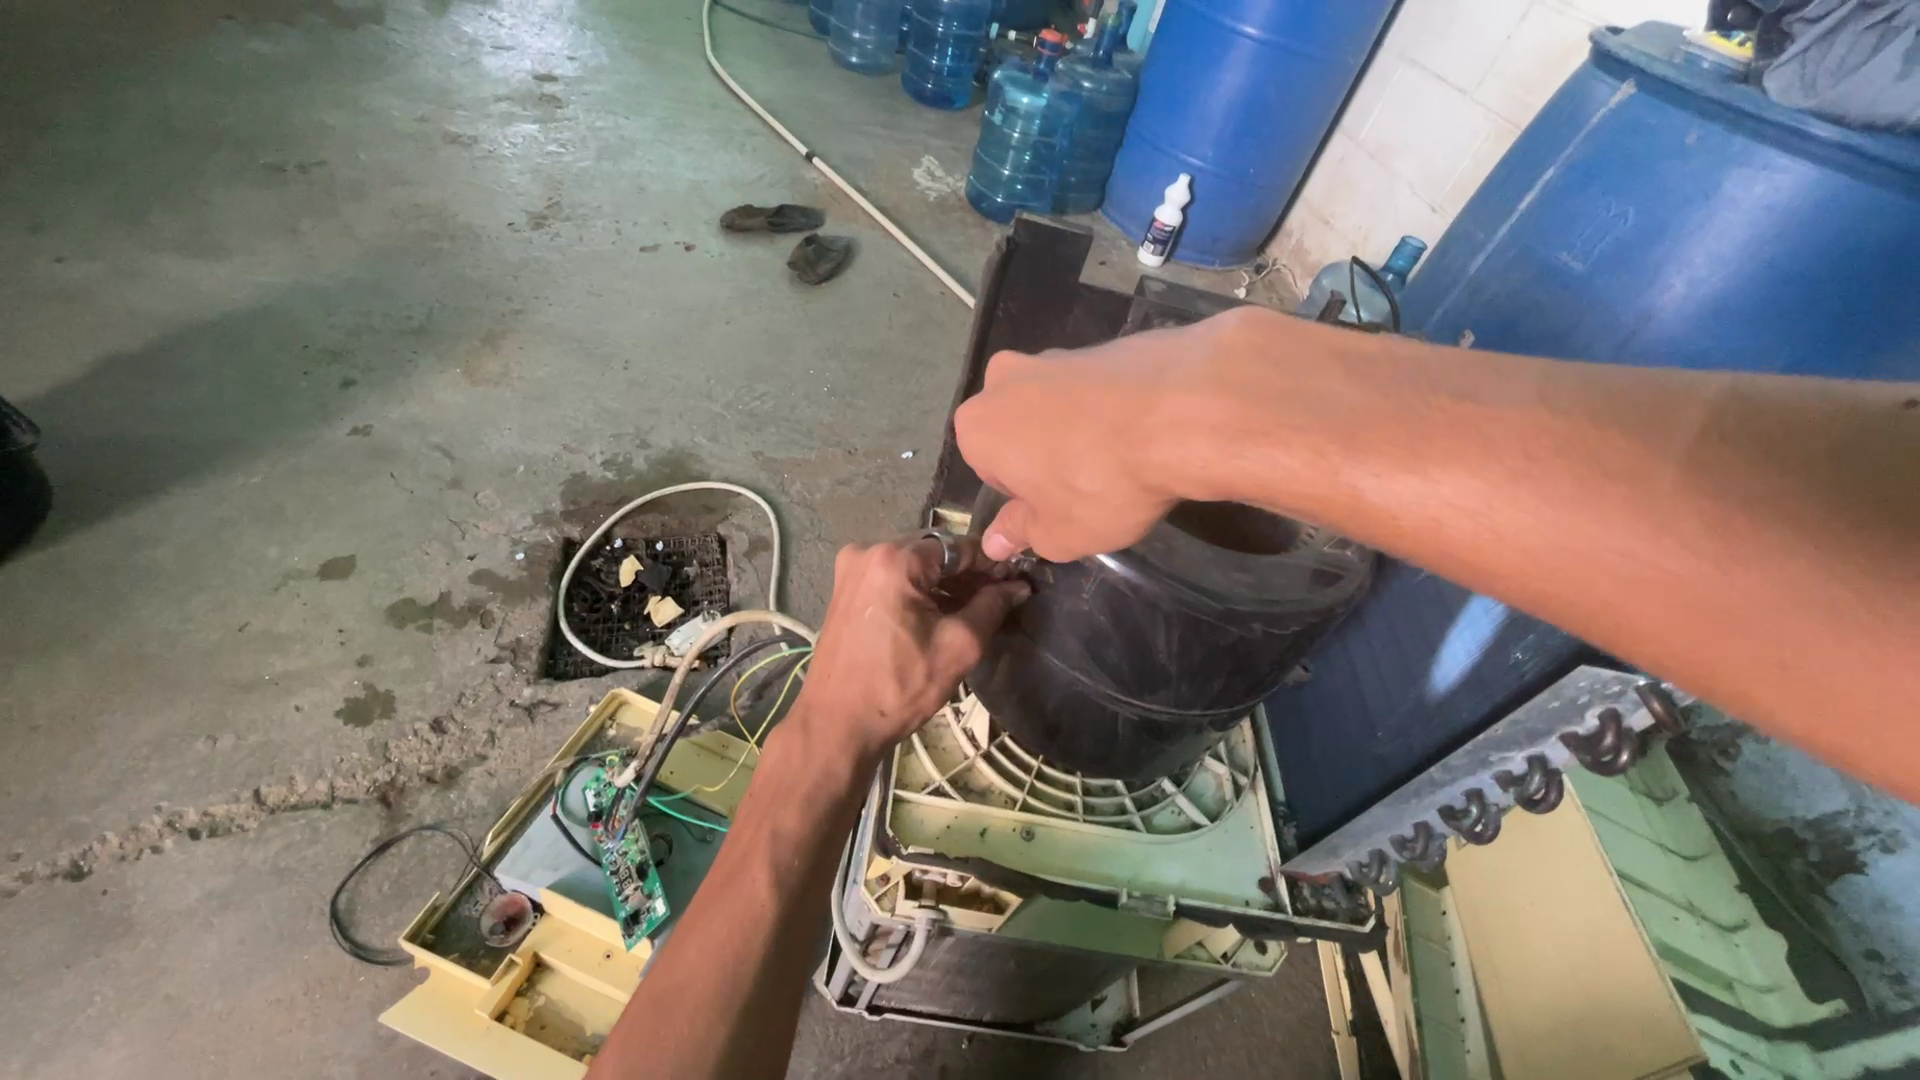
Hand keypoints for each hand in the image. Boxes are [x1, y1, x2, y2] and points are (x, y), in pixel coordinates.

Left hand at [790, 535, 1029, 760]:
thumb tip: (1019, 586)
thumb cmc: (899, 687)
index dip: (990, 562)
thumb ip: (992, 607)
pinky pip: (893, 577)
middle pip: (933, 551)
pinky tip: (940, 613)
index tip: (1017, 580)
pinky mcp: (845, 589)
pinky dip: (918, 590)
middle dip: (967, 573)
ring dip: (944, 583)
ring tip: (975, 608)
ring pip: (913, 564)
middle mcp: (867, 551)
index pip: (957, 546)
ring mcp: (851, 569)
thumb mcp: (958, 646)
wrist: (837, 725)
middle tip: (1000, 596)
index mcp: (894, 558)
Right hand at [953, 308, 1271, 562]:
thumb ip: (1021, 535)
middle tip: (1088, 486)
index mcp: (978, 426)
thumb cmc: (1102, 483)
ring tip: (1123, 460)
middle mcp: (1005, 379)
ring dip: (1079, 431)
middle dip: (1046, 456)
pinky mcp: (1105, 342)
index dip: (1025, 495)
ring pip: (1058, 405)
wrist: (1184, 411)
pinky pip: (1098, 387)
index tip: (1058, 508)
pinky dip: (1113, 408)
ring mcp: (1056, 354)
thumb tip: (995, 542)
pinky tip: (1145, 431)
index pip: (989, 471)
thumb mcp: (1059, 533)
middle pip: (1019, 430)